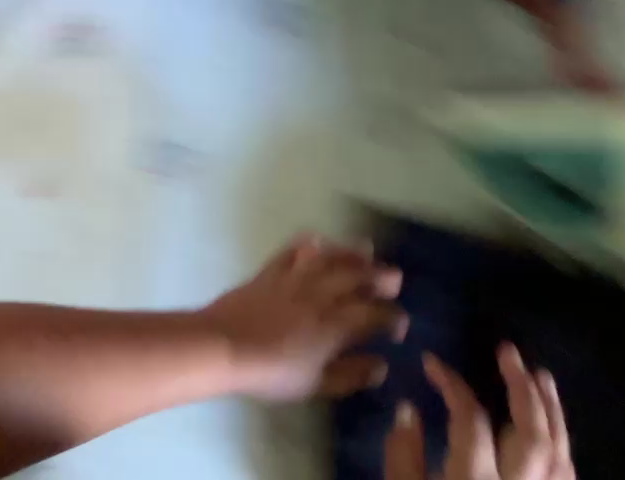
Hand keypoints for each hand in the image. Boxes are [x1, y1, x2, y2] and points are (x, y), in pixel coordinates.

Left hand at [200, 234, 406, 401]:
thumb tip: (380, 364)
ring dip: (349, 253)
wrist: (224, 345)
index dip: (391, 317)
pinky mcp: (269, 272)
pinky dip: (308, 244)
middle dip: (379, 276)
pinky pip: (292, 251)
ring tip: (366, 249)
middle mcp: (318, 296)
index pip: (373, 314)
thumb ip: (350, 374)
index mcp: (334, 325)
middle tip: (395, 276)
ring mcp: (292, 280)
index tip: (400, 322)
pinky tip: (317, 240)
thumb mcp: (316, 384)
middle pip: (354, 278)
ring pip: (327, 259)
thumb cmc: (271, 371)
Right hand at [384, 345, 572, 479]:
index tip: (431, 361)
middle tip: (509, 351)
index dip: (452, 384)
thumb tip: (407, 410)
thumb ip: (403, 457)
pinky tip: (553, 429)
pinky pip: (567, 476)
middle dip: (522, 389)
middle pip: (532, 436)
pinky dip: (562, 446)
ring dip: (552, 412)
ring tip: (541, 377)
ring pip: (559, 454)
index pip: (470, 420)